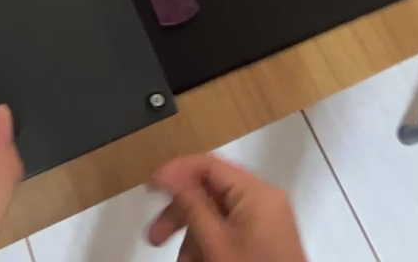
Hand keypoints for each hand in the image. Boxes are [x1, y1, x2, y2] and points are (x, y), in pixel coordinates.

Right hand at [147, 154, 308, 261]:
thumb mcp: (217, 242)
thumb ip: (192, 204)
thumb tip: (170, 175)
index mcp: (256, 191)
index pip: (208, 165)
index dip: (176, 172)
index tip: (150, 187)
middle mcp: (264, 198)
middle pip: (211, 192)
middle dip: (181, 214)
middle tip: (154, 236)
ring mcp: (267, 220)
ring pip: (218, 216)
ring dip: (194, 237)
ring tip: (181, 261)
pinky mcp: (266, 239)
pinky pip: (231, 231)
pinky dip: (212, 245)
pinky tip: (198, 260)